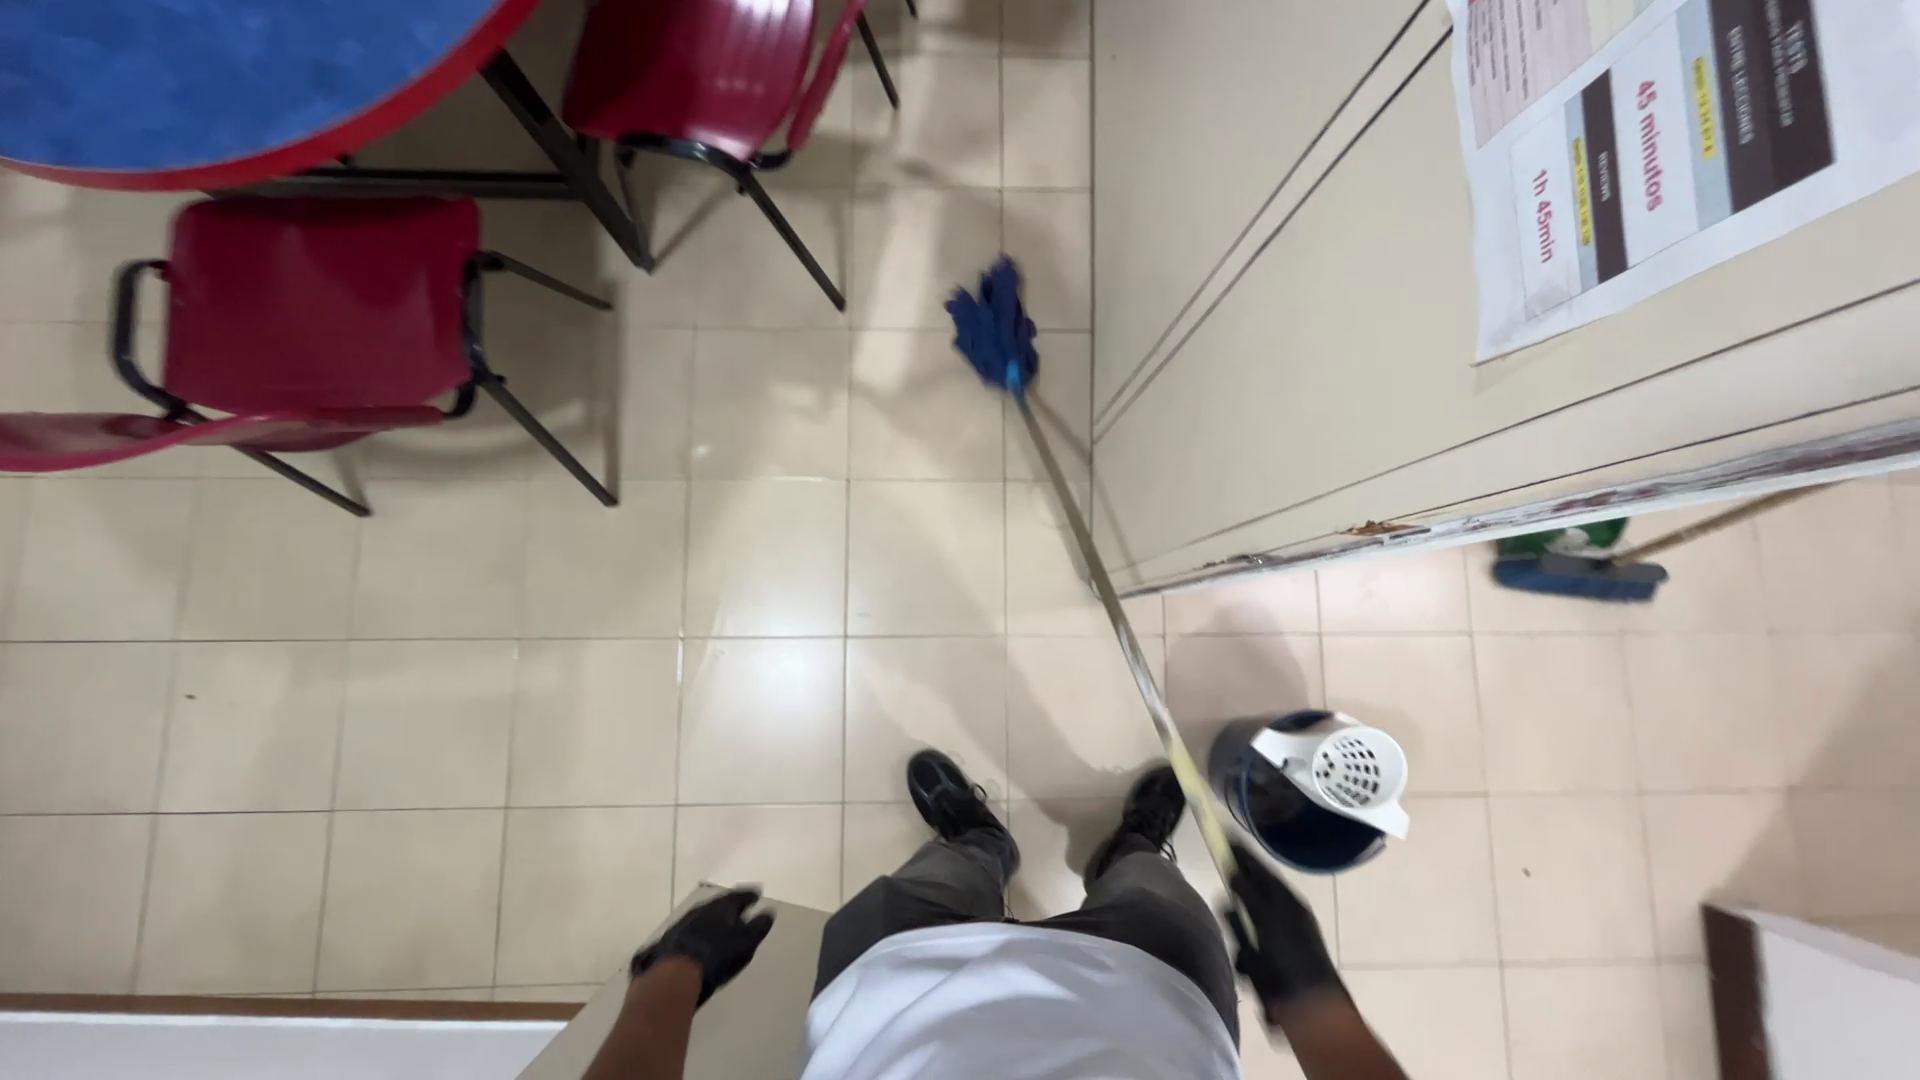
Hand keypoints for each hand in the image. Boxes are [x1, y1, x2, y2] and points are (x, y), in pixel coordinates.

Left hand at [630, 889, 774, 1004]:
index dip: (750, 895)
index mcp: (723, 906)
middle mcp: (703, 908)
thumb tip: (768, 912)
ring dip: (712, 919)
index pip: (741, 895)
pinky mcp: (669, 939)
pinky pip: (690, 930)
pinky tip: (699, 941)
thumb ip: (758, 927)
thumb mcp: (746, 943)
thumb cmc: (717, 957)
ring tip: (720, 925)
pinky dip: (699, 931)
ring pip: (703, 916)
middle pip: (720, 904)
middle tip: (739, 909)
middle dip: (730, 906)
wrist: (674, 977)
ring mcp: (683, 923)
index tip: (757, 895)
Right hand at [1224, 843, 1341, 1016]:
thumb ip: (1247, 891)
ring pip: (1240, 925)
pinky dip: (1246, 960)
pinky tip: (1254, 972)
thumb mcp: (1266, 917)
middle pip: (1246, 897)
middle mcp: (1280, 916)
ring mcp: (1273, 941)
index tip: (1222, 836)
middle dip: (1237, 906)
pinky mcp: (1265, 964)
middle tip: (1233, 910)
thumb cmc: (1292, 956)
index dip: (1242, 853)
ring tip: (1251, 954)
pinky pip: (1243, 951)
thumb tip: (1232, 869)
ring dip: (1240, 938)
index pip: (1259, 868)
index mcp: (1286, 900)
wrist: (1310, 1008)